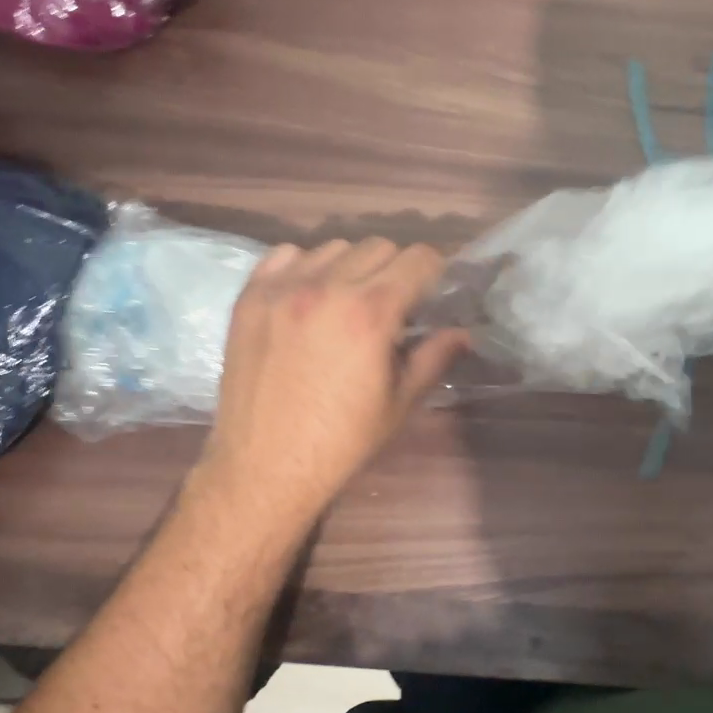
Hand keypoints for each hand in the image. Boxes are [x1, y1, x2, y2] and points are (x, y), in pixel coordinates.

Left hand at [191, 237, 468, 521]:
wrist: (266, 466)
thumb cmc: (343, 441)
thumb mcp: (400, 403)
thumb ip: (434, 357)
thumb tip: (463, 333)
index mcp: (371, 312)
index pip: (419, 259)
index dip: (436, 272)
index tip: (435, 293)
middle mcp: (327, 287)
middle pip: (379, 247)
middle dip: (396, 270)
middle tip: (395, 305)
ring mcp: (282, 288)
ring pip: (333, 247)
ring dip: (352, 267)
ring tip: (348, 303)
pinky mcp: (250, 298)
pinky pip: (286, 255)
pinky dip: (306, 267)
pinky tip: (309, 299)